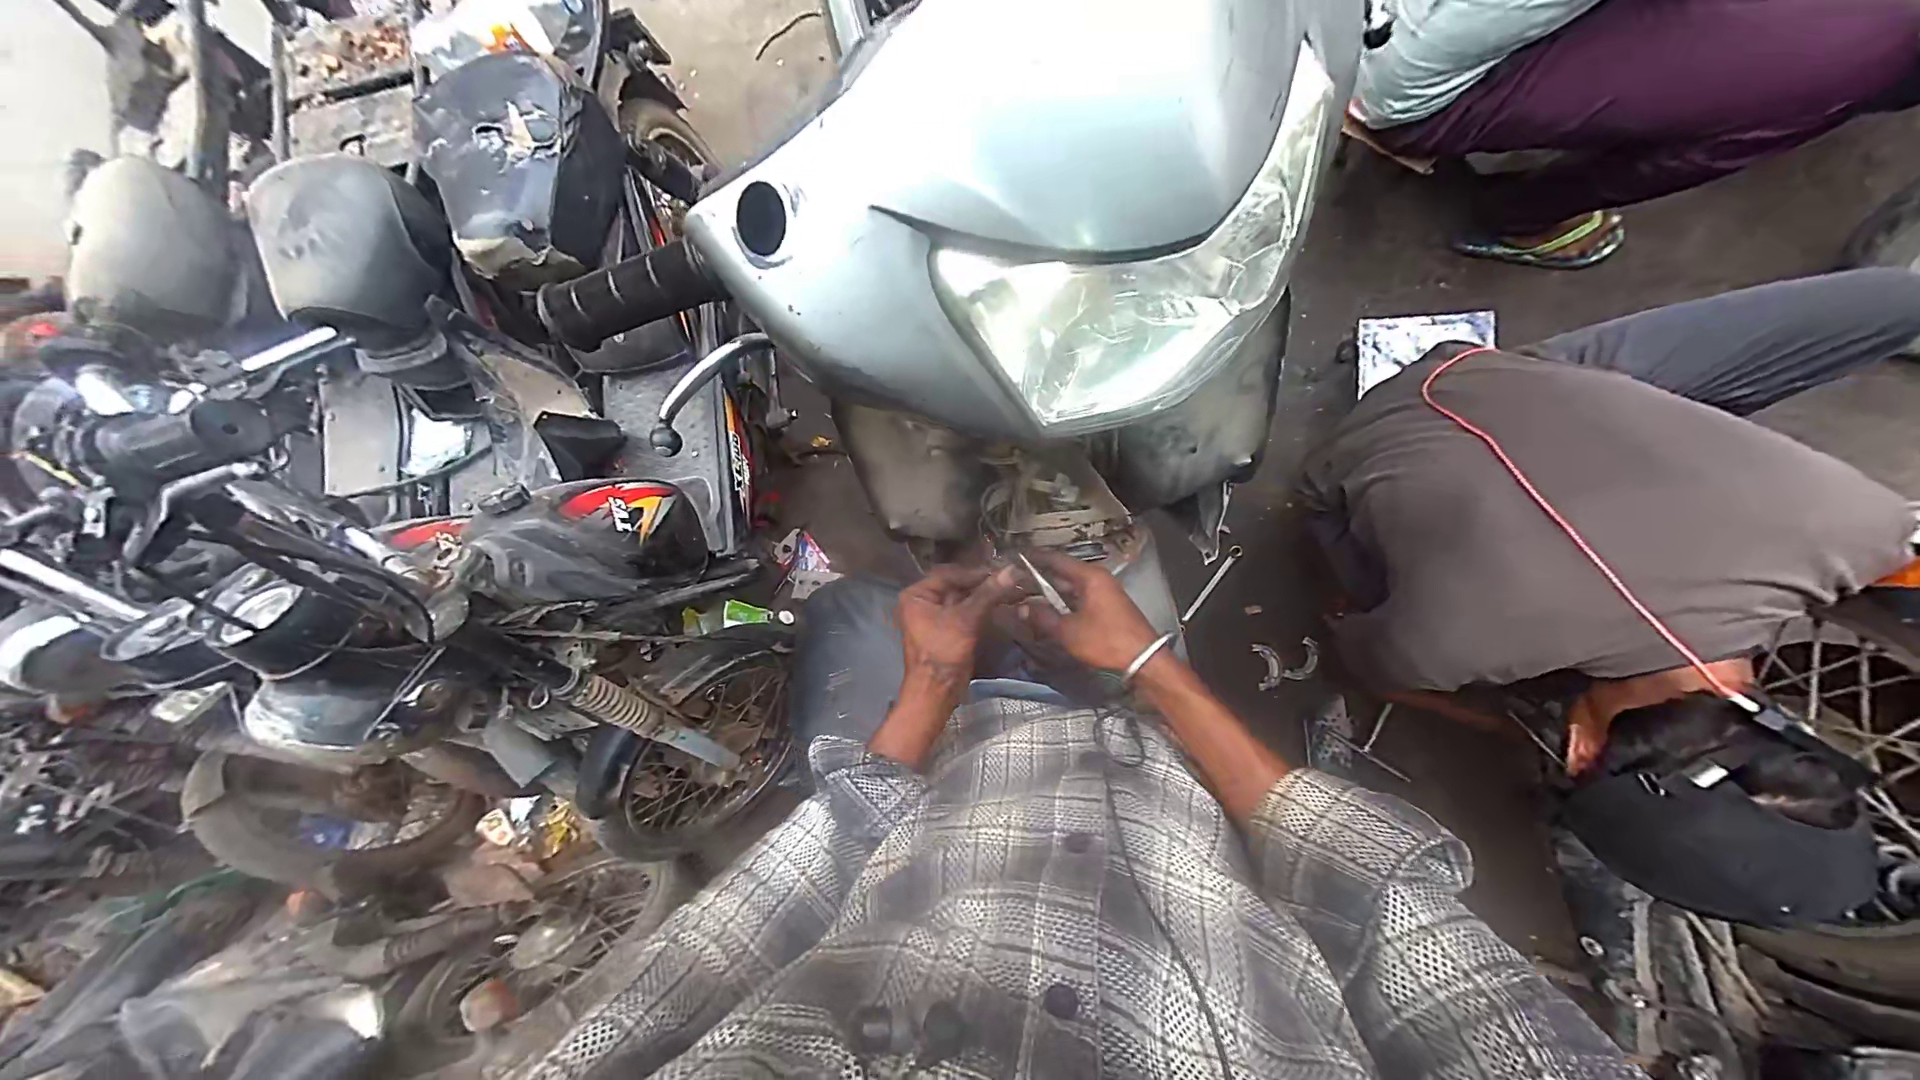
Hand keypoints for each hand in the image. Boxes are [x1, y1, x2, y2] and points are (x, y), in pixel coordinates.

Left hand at [872, 565, 1021, 767]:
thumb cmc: (942, 653)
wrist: (937, 692)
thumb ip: (987, 594)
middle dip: (982, 584)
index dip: (975, 572)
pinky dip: (983, 608)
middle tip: (1009, 578)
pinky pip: (968, 612)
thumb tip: (1011, 571)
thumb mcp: (965, 620)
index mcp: (917, 595)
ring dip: (985, 595)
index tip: (1001, 570)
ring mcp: (937, 617)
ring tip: (1010, 588)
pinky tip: (1002, 604)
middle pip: (957, 585)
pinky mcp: (950, 630)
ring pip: (965, 599)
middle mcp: (924, 602)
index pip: (950, 574)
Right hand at [1018, 551, 1161, 672]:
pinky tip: (1048, 613)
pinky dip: (1062, 604)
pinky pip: (1078, 599)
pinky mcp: (1106, 607)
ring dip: (1049, 594)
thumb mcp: (1068, 631)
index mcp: (1089, 576)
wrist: (1143, 660)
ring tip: (1025, 599)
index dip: (1033, 558)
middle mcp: (1097, 579)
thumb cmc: (1106, 641)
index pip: (1055, 559)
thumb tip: (1021, 608)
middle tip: (1015, 583)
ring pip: (1069, 588)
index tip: (1014, 558)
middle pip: (1062, 573)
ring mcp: (1103, 592)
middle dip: (1038, 579)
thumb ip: (1042, 617)